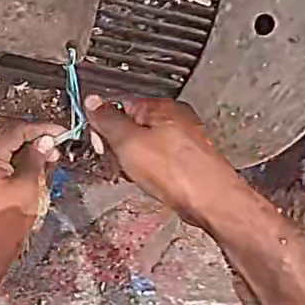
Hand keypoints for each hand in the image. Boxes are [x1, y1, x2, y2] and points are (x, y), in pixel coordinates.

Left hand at [0, 120, 64, 274]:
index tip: (60, 131)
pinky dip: (26, 163)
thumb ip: (36, 159)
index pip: (16, 131)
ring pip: (12, 151)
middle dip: (36, 138)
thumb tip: (46, 141)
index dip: (40, 129)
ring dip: (32, 150)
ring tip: (53, 155)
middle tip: (58, 142)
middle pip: (12, 138)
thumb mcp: (27, 186)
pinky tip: (42, 167)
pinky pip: (10, 165)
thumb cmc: (6, 220)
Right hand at [84, 96, 248, 228]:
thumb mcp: (128, 142)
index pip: (119, 104)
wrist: (211, 202)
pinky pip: (158, 162)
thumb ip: (107, 120)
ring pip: (144, 146)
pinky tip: (151, 183)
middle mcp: (175, 119)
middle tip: (119, 162)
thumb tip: (93, 102)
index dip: (103, 123)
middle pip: (131, 125)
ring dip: (132, 162)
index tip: (98, 141)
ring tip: (137, 175)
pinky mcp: (187, 162)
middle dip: (119, 146)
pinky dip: (149, 172)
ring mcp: (183, 141)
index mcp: (160, 107)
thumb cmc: (176, 172)